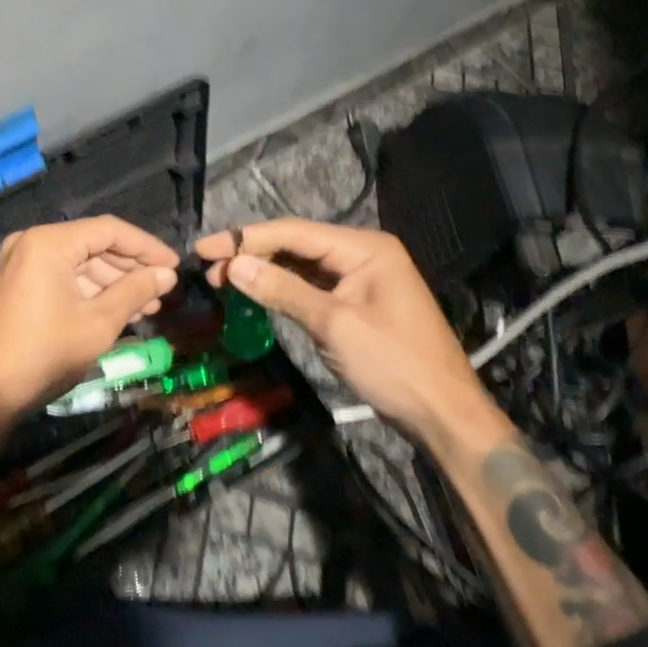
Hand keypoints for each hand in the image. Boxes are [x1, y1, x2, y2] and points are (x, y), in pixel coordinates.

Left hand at [0, 216, 179, 436]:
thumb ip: (135, 291)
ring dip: (113, 282)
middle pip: (92, 244)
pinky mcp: (16, 284)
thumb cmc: (46, 353)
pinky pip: (61, 277)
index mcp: (48, 242)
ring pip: (78, 262)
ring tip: (149, 305)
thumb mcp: (99, 322)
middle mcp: (30, 242)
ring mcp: (20, 263)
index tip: (175, 266)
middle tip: (164, 289)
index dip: (146, 247)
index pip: (109, 230)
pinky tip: (119, 310)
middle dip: (130, 267)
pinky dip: (89, 291)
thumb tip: (166, 274)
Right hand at [193, 219, 487, 440]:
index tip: (203, 249)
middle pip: (296, 244)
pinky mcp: (357, 303)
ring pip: (301, 265)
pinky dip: (282, 289)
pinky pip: (311, 286)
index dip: (245, 239)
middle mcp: (363, 254)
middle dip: (251, 255)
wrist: (444, 414)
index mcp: (365, 248)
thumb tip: (233, 265)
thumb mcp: (333, 324)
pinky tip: (255, 293)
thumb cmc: (393, 364)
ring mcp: (361, 279)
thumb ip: (282, 290)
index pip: (294, 232)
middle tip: (208, 271)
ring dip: (263, 272)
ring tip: (222, 281)